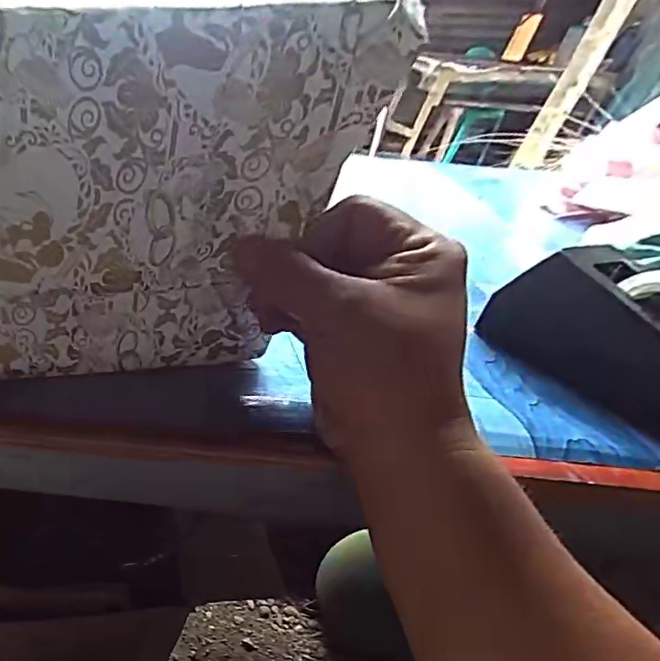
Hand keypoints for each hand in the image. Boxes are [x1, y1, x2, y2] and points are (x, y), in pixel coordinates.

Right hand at [231, 196, 476, 462]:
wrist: (393, 445)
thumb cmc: (382, 373)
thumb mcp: (338, 313)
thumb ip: (287, 274)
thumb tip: (239, 245)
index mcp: (419, 251)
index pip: (352, 215)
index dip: (311, 236)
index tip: (282, 271)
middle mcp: (398, 270)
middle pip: (329, 245)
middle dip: (291, 269)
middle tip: (263, 296)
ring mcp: (370, 303)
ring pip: (313, 278)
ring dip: (283, 292)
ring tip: (265, 316)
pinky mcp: (346, 332)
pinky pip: (309, 305)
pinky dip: (287, 311)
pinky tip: (271, 326)